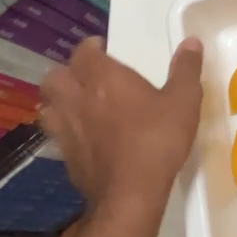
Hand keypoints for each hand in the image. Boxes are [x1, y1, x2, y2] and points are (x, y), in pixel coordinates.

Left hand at [41, 36, 203, 214]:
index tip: (103, 47)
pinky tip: (84, 134)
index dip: (90, 48)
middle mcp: (78, 100)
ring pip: (47, 106)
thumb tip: (190, 42)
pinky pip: (56, 133)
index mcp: (105, 80)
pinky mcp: (66, 157)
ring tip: (79, 102)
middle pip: (54, 78)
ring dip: (59, 100)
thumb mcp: (184, 99)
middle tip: (89, 75)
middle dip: (67, 72)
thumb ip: (186, 68)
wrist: (130, 193)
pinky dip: (65, 127)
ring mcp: (67, 131)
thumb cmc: (158, 139)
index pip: (83, 53)